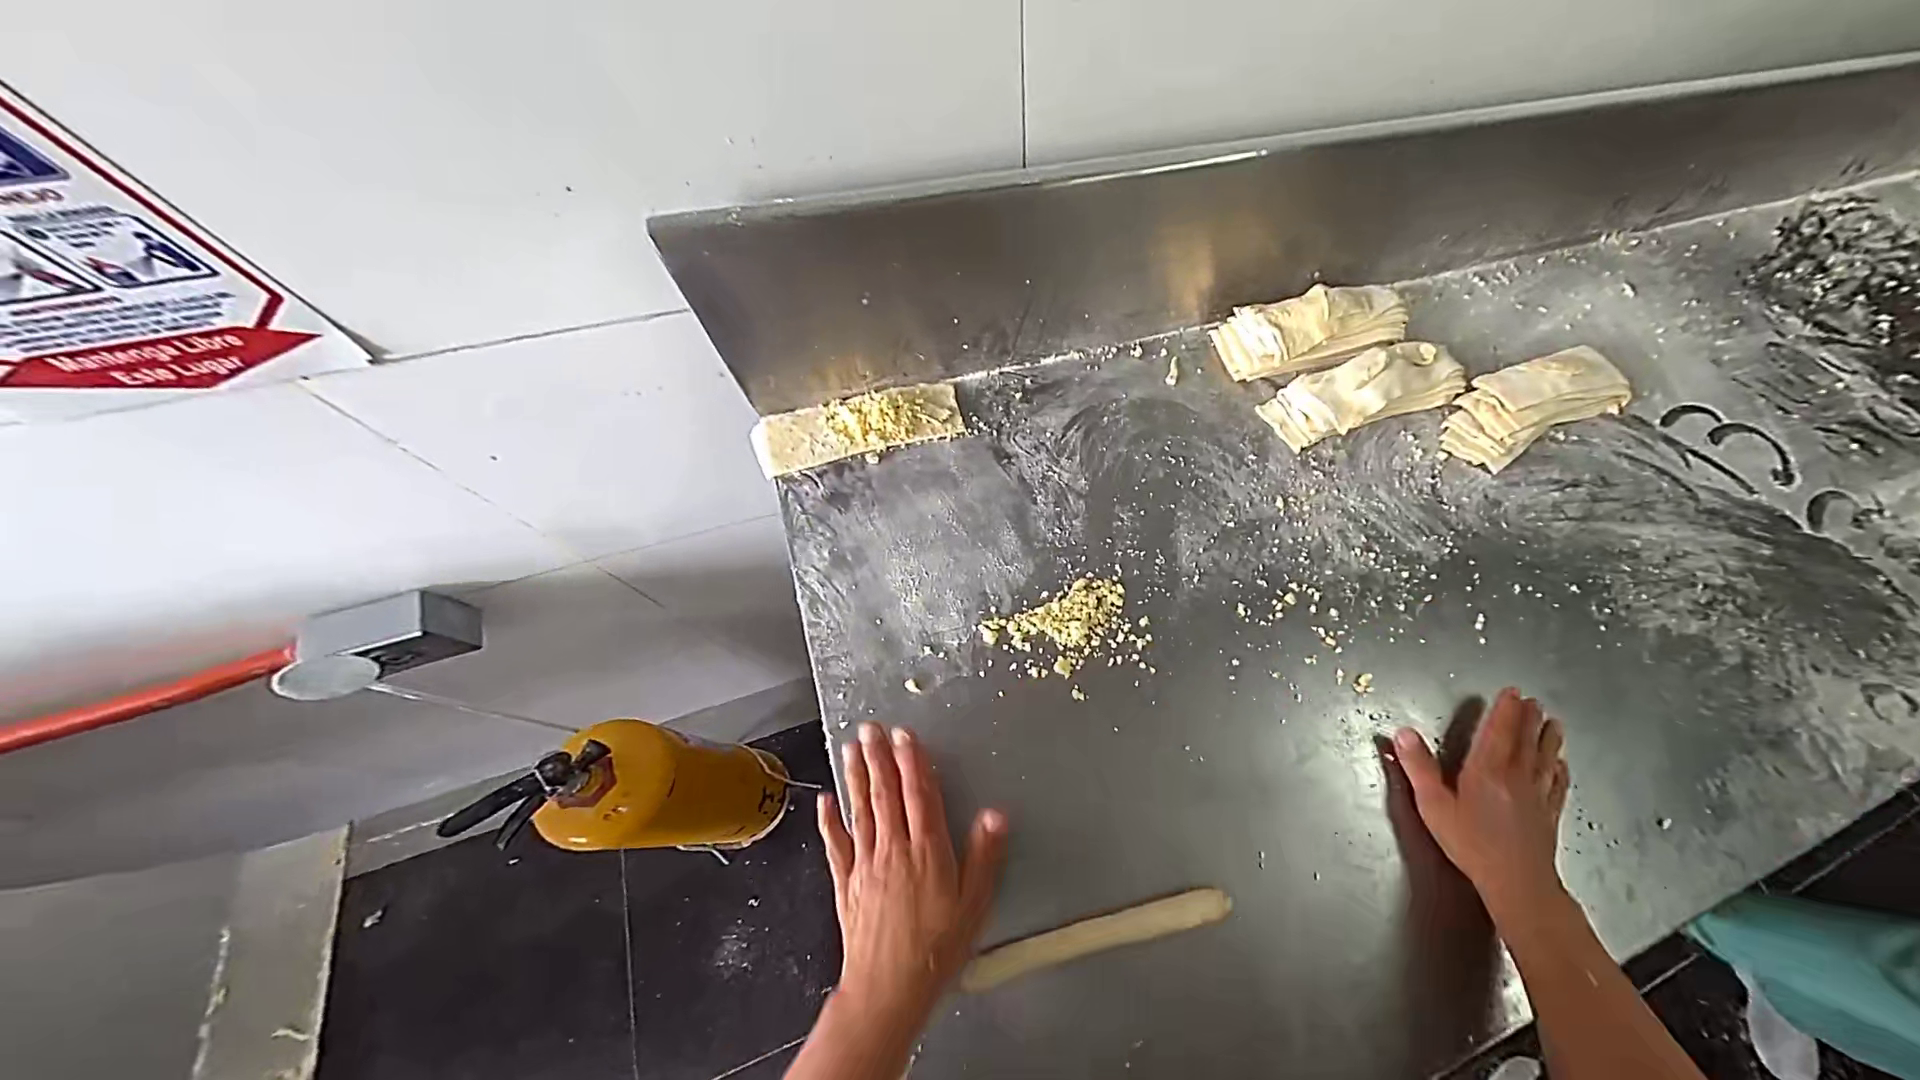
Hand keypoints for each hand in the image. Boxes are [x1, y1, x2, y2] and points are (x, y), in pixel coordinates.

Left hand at [817, 723, 1007, 1024]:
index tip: (906, 734)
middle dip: (879, 757)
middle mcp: (893, 848)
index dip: (913, 761)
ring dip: (855, 776)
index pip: (919, 794)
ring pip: (860, 809)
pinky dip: (829, 821)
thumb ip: (984, 857)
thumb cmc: (936, 949)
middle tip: (871, 727)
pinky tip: (824, 800)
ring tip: (851, 747)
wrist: (887, 990)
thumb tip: (995, 815)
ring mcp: (866, 863)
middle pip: (885, 793)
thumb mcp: (974, 905)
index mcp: (926, 850)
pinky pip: (836, 845)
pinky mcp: (846, 883)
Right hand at [1393, 688, 1569, 917]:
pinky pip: (1557, 783)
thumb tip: (1403, 733)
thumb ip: (1418, 767)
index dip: (1505, 710)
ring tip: (1553, 722)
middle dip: (1528, 718)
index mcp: (1488, 770)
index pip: (1498, 731)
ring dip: (1548, 738)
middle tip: (1532, 700)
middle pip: (1525, 740)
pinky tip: (1561, 764)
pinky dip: (1559, 768)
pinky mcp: (1549, 812)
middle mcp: (1517, 776)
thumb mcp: (1432, 804)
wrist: (1518, 882)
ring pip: (1545, 758)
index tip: (1512, 692)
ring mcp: (1538, 795)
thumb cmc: (1470, 843)